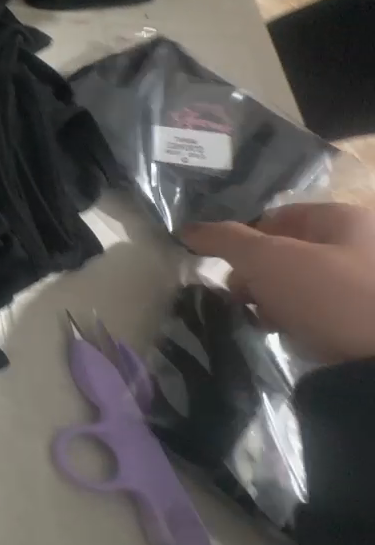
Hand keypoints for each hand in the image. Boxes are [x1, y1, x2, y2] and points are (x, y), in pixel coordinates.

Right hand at [181, 202, 374, 364]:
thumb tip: (188, 230)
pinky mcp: (368, 313)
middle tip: (244, 294)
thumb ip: (222, 239)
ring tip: (267, 317)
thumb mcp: (265, 260)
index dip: (243, 237)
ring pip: (300, 279)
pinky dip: (300, 313)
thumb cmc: (330, 295)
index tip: (228, 263)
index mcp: (350, 220)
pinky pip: (322, 304)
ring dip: (273, 296)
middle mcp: (367, 243)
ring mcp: (370, 281)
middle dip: (255, 273)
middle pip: (287, 249)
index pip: (276, 216)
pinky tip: (292, 328)